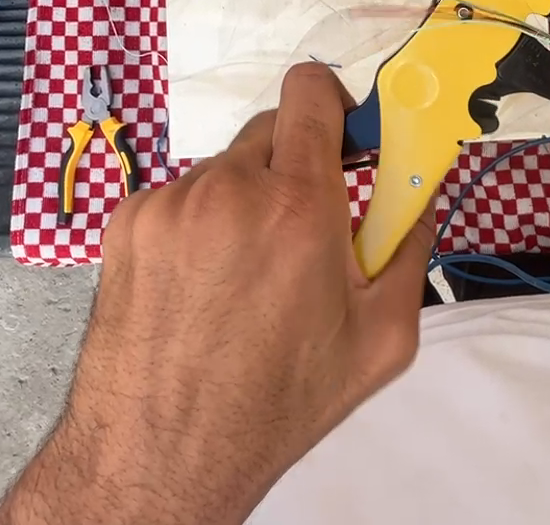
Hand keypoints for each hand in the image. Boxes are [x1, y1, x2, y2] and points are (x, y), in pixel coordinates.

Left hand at [0, 63, 434, 524]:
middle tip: (301, 219)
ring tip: (242, 269)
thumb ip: (412, 249)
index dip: (332, 99)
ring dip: (245, 197)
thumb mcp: (382, 339)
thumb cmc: (280, 401)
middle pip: (273, 129)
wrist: (159, 458)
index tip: (344, 134)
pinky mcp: (126, 220)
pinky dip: (199, 221)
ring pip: (226, 166)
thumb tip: (423, 194)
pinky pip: (180, 195)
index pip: (310, 91)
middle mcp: (229, 187)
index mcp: (297, 206)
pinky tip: (198, 280)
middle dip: (295, 161)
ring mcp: (170, 201)